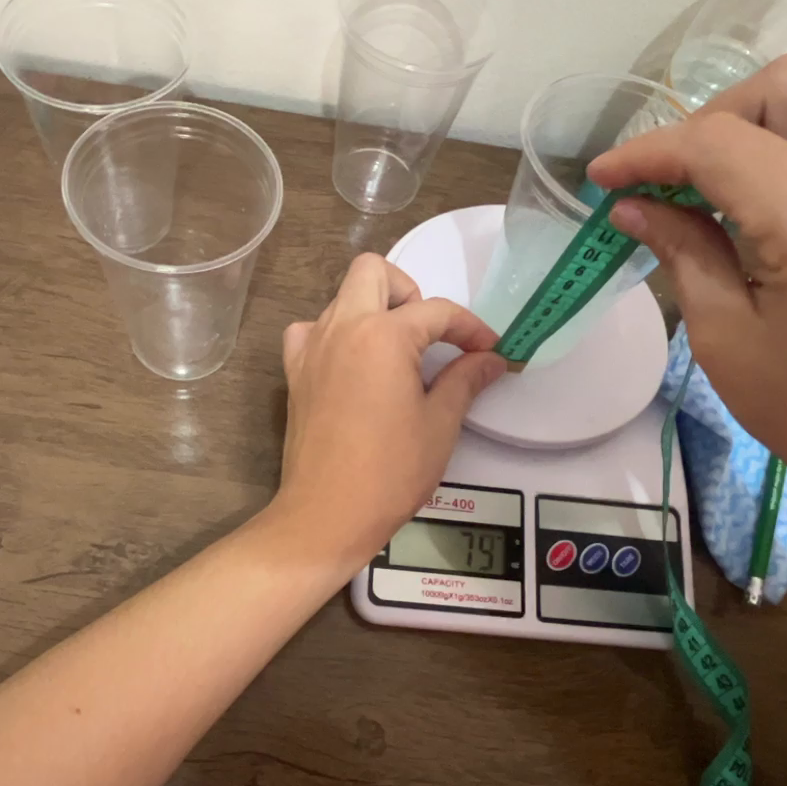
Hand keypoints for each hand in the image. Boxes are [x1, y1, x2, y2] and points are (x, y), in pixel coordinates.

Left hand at [269, 253, 507, 563]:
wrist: (327, 513)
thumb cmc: (389, 472)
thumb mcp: (440, 424)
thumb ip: (465, 379)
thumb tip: (491, 359)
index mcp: (382, 335)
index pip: (436, 311)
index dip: (470, 328)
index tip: (489, 350)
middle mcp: (342, 328)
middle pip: (373, 272)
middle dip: (409, 290)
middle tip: (430, 333)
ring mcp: (311, 347)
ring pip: (340, 297)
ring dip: (372, 308)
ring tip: (396, 350)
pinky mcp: (295, 372)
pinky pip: (311, 330)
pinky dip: (334, 333)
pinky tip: (353, 363)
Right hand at [588, 54, 786, 533]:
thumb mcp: (727, 338)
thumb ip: (683, 252)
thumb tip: (633, 205)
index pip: (724, 143)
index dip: (652, 150)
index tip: (604, 176)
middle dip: (712, 118)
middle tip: (670, 177)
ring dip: (758, 132)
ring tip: (713, 195)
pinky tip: (770, 208)